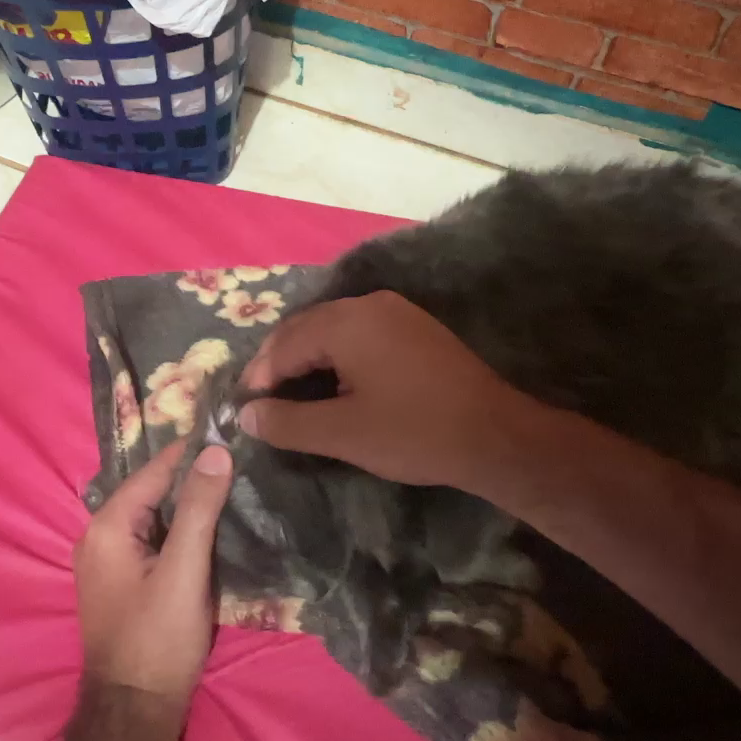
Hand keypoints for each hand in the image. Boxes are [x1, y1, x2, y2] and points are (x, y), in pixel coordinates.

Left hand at [73, 438, 233, 703]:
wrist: (135, 710)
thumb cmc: (158, 639)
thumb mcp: (184, 570)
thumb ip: (199, 509)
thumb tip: (216, 450)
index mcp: (108, 525)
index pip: (155, 470)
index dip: (192, 451)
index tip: (231, 434)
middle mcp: (98, 534)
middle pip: (152, 489)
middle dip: (192, 475)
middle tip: (238, 459)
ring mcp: (106, 558)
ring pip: (153, 513)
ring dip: (188, 501)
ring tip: (232, 484)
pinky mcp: (120, 578)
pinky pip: (151, 536)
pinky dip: (178, 527)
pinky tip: (209, 526)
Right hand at [237, 290, 534, 488]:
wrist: (496, 436)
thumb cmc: (413, 432)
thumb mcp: (343, 433)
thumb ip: (288, 422)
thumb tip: (247, 415)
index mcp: (347, 322)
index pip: (285, 343)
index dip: (260, 376)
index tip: (244, 408)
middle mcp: (369, 304)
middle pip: (306, 327)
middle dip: (279, 362)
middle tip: (261, 400)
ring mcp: (396, 312)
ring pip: (333, 328)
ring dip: (307, 357)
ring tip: (291, 393)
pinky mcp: (415, 328)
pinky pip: (360, 333)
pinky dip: (336, 354)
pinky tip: (334, 382)